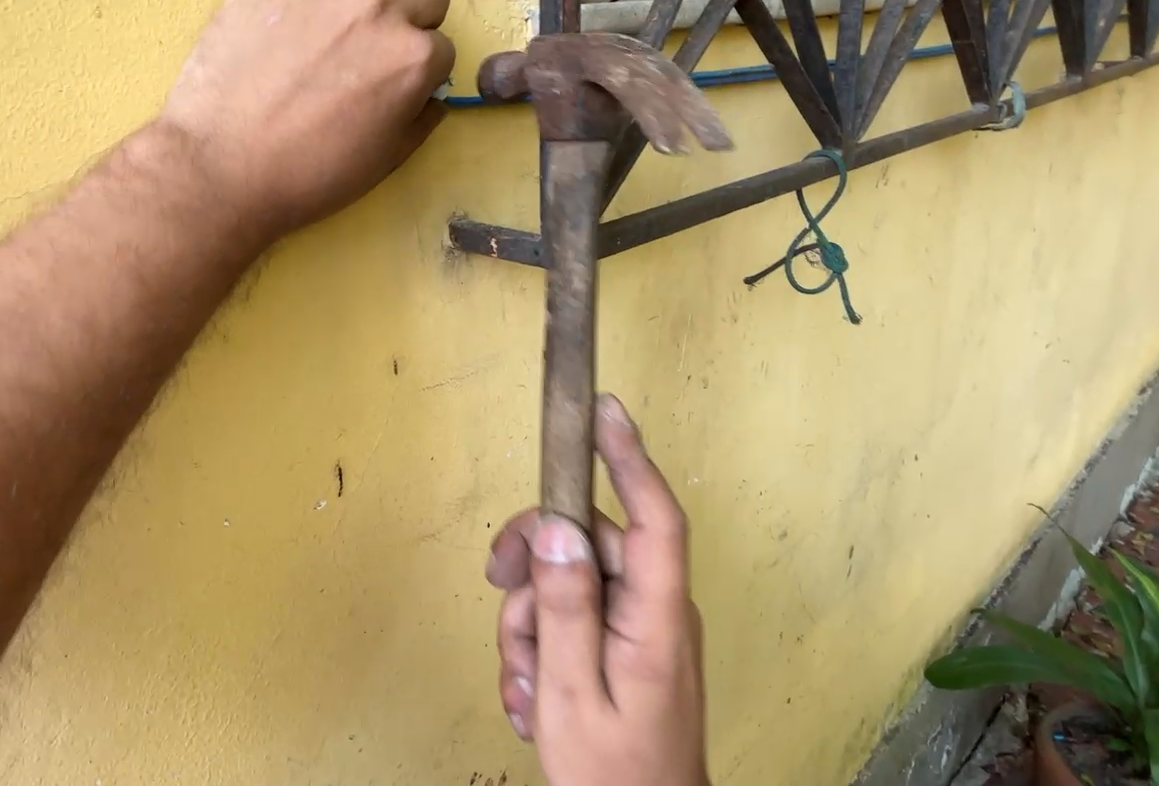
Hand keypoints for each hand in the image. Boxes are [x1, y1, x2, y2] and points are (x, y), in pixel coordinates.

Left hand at [158, 0, 453, 238]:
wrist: (222, 166)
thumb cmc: (306, 176)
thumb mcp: (385, 162)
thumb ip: (420, 119)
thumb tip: (428, 93)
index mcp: (414, 59)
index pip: (442, 47)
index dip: (419, 70)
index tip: (391, 85)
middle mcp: (382, 8)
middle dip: (410, 19)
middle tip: (370, 48)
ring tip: (347, 3)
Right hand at [485, 396, 708, 785]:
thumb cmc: (610, 773)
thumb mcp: (569, 690)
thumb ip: (563, 606)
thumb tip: (555, 528)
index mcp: (657, 617)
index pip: (652, 518)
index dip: (629, 458)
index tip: (604, 409)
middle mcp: (655, 607)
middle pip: (586, 541)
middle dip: (534, 566)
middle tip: (500, 592)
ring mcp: (638, 625)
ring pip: (567, 577)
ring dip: (531, 621)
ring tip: (526, 681)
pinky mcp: (621, 641)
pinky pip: (570, 613)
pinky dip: (540, 643)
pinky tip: (534, 691)